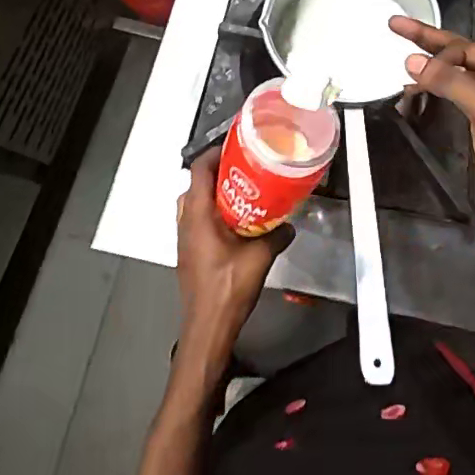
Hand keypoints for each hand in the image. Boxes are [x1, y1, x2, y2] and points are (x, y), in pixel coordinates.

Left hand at [175, 153, 292, 344]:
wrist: (207, 326)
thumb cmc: (227, 288)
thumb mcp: (259, 258)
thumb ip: (276, 236)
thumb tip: (290, 224)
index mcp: (197, 213)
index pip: (199, 168)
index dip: (214, 153)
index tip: (234, 148)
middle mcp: (185, 218)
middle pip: (197, 182)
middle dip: (219, 173)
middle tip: (244, 169)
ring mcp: (184, 234)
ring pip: (196, 201)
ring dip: (216, 193)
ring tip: (243, 192)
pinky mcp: (188, 248)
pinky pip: (197, 218)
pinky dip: (213, 211)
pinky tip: (235, 222)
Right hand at [389, 16, 474, 241]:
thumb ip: (451, 82)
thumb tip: (412, 60)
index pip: (464, 49)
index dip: (436, 52)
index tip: (410, 63)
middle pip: (457, 54)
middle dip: (427, 41)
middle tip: (396, 25)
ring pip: (452, 74)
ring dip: (428, 69)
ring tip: (398, 59)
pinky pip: (451, 95)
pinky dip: (432, 90)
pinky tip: (414, 88)